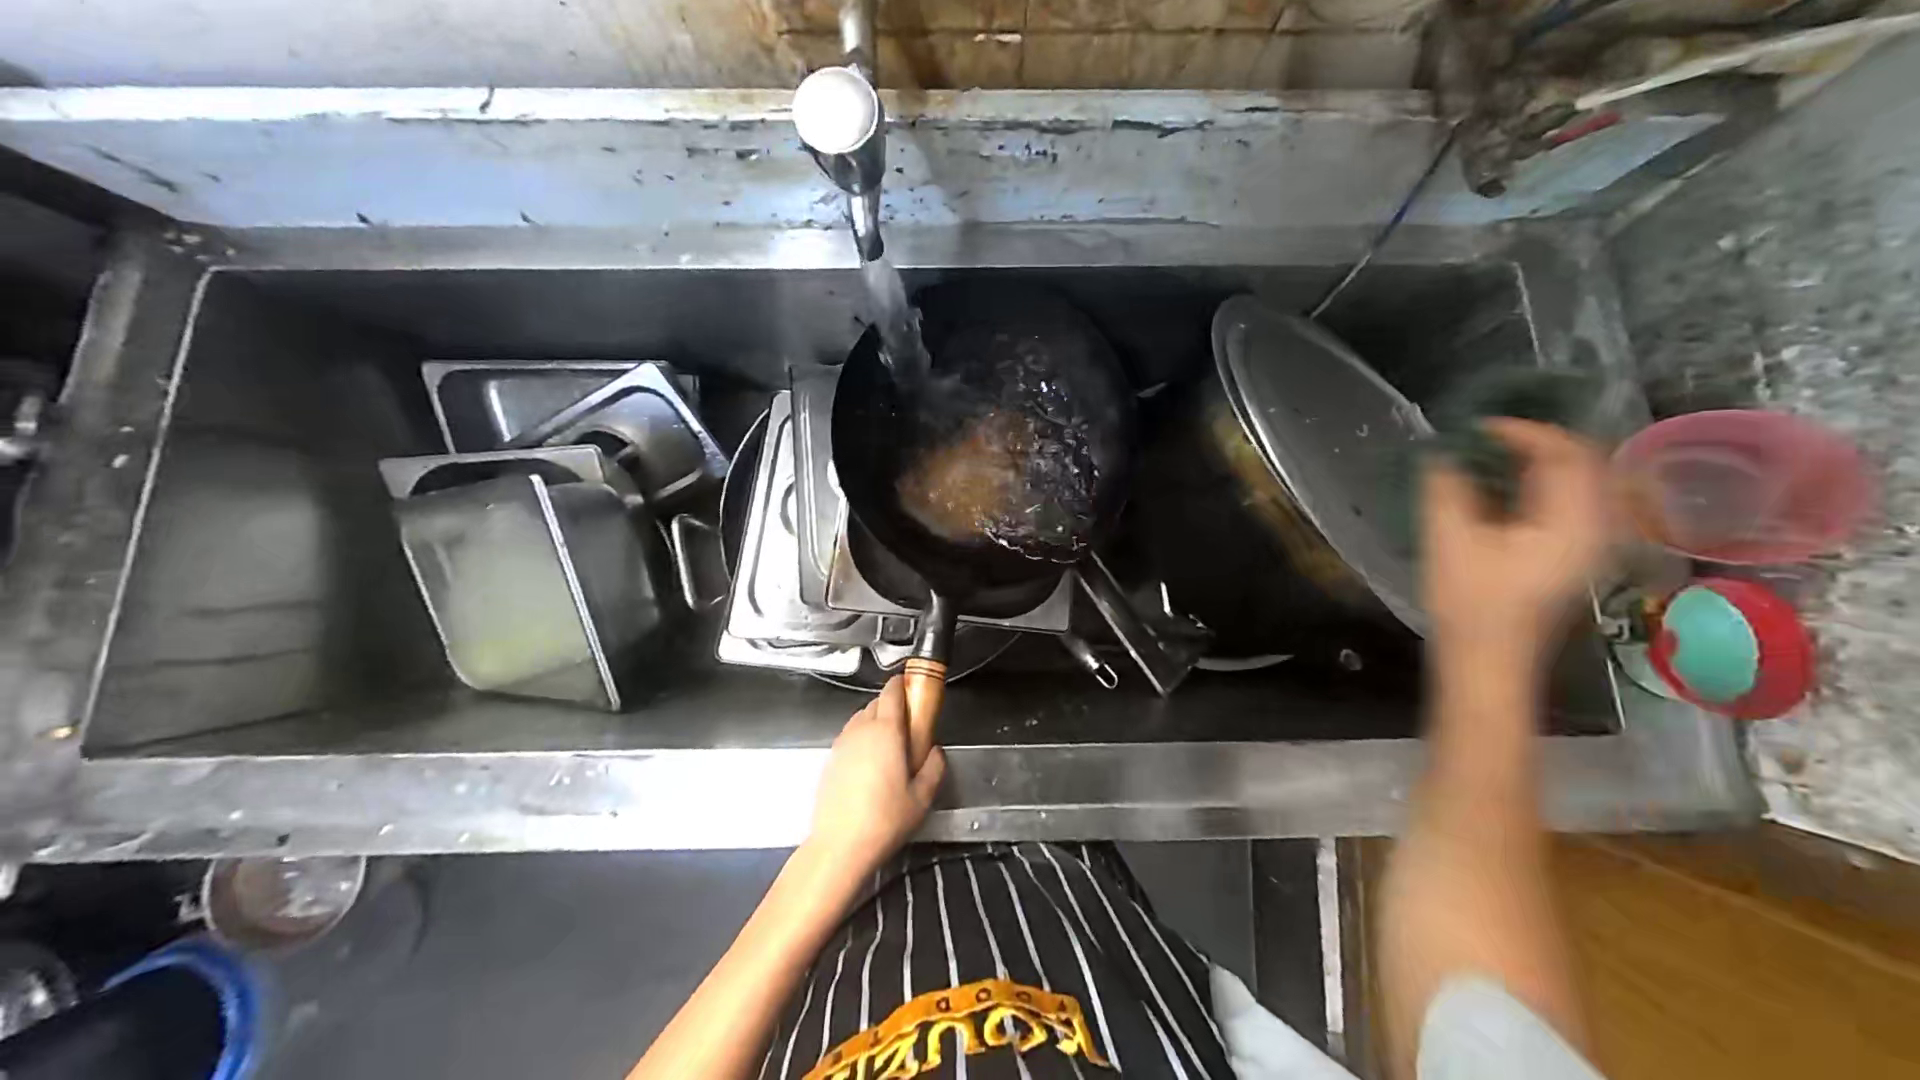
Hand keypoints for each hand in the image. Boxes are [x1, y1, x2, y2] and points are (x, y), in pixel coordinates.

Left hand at [806, 677, 946, 874]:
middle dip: (893, 704)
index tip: (913, 687)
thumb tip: (936, 752)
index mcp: (886, 731)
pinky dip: (862, 739)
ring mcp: (842, 744)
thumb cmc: (885, 820)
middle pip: (877, 702)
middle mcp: (861, 730)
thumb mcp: (923, 797)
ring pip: (861, 718)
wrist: (840, 845)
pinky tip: (871, 763)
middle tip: (909, 723)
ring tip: (890, 744)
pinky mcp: (831, 759)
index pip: (892, 692)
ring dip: (876, 721)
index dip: (903, 684)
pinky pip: (850, 736)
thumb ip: (934, 767)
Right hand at [1422, 419, 1607, 665]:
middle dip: (1535, 441)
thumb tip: (1441, 452)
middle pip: (1583, 462)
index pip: (1566, 454)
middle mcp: (1597, 526)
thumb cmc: (1470, 604)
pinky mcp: (1574, 554)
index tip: (1475, 428)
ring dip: (1540, 460)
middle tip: (1485, 436)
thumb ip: (1447, 489)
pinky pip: (1571, 500)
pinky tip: (1506, 486)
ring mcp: (1590, 542)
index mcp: (1573, 522)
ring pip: (1579, 480)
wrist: (1488, 660)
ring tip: (1493, 454)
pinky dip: (1541, 482)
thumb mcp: (1449, 541)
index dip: (1522, 432)